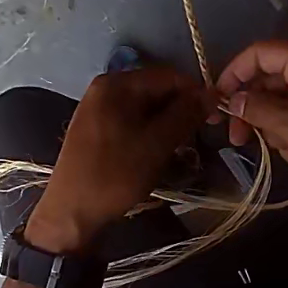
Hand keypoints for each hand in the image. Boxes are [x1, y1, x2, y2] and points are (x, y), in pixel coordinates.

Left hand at [26, 65, 208, 252]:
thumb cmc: (117, 174)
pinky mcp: (97, 128)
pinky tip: (158, 152)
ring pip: (147, 107)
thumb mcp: (158, 144)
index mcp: (118, 84)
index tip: (215, 118)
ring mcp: (99, 108)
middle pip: (157, 90)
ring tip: (180, 148)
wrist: (73, 211)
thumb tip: (211, 93)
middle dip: (182, 110)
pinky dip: (151, 132)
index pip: (169, 76)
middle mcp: (105, 88)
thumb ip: (186, 114)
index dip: (196, 93)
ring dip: (168, 124)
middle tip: (199, 136)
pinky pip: (133, 120)